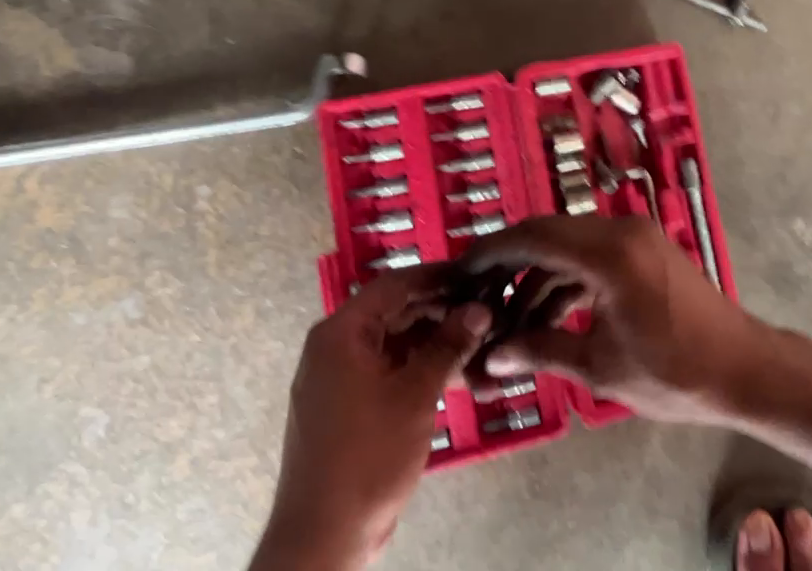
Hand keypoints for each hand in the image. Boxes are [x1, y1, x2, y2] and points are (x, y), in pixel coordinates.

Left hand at [253, 265, 489, 570]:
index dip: (438, 278)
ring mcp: (338, 378)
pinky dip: (420, 372)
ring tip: (484, 348)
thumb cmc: (368, 455)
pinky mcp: (347, 406)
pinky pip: (388, 373)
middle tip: (489, 313)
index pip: (394, 285)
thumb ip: (448, 345)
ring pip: (395, 345)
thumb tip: (480, 308)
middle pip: (395, 314)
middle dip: (442, 314)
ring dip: (436, 346)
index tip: (477, 276)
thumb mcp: (416, 395)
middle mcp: (334, 346)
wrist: (322, 535)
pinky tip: (461, 378)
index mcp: (341, 332)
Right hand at [457, 215, 766, 423]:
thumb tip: (490, 357)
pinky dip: (566, 280)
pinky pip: (591, 256)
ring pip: (568, 246)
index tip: (461, 270)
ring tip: (507, 319)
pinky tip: (544, 316)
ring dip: (537, 277)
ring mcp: (635, 237)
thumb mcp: (599, 367)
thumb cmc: (675, 373)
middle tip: (477, 293)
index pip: (534, 237)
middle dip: (510, 263)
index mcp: (609, 253)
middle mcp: (620, 231)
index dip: (492, 252)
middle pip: (547, 234)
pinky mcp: (644, 251)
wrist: (745, 371)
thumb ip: (541, 352)